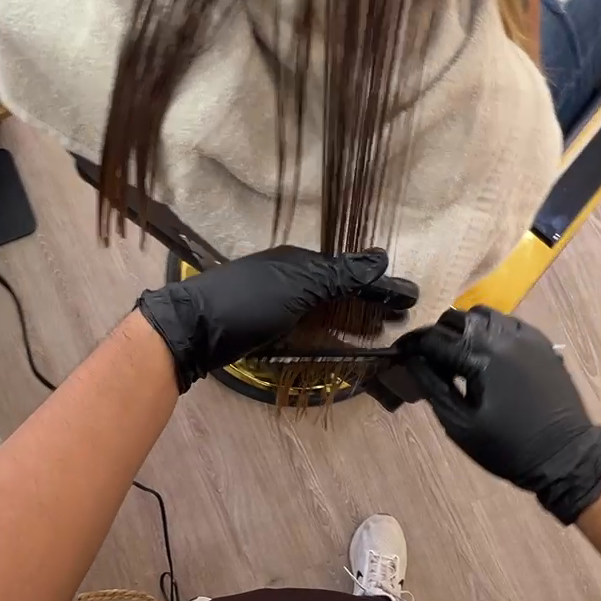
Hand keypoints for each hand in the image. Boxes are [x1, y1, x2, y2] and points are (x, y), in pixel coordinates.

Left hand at [136, 246, 414, 391]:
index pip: (349, 272)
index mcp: (299, 263)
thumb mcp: (297, 286)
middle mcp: (288, 278)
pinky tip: (332, 341)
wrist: (193, 331)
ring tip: (373, 332)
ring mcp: (273, 302)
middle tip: (394, 320)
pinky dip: (323, 331)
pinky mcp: (260, 326)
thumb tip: (380, 259)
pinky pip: (302, 326)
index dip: (377, 286)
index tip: (406, 299)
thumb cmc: (246, 303)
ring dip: (347, 319)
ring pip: (320, 309)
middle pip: (336, 290)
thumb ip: (337, 276)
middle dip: (366, 303)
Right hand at [401, 307, 600, 523]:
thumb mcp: (459, 424)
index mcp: (481, 357)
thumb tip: (412, 360)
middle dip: (436, 334)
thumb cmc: (505, 446)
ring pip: (483, 314)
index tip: (399, 353)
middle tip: (426, 357)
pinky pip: (507, 322)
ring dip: (462, 328)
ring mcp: (526, 336)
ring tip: (454, 352)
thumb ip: (433, 387)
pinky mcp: (541, 342)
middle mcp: (503, 337)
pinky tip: (484, 353)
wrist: (562, 454)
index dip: (412, 344)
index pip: (435, 339)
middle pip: (457, 318)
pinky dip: (488, 330)